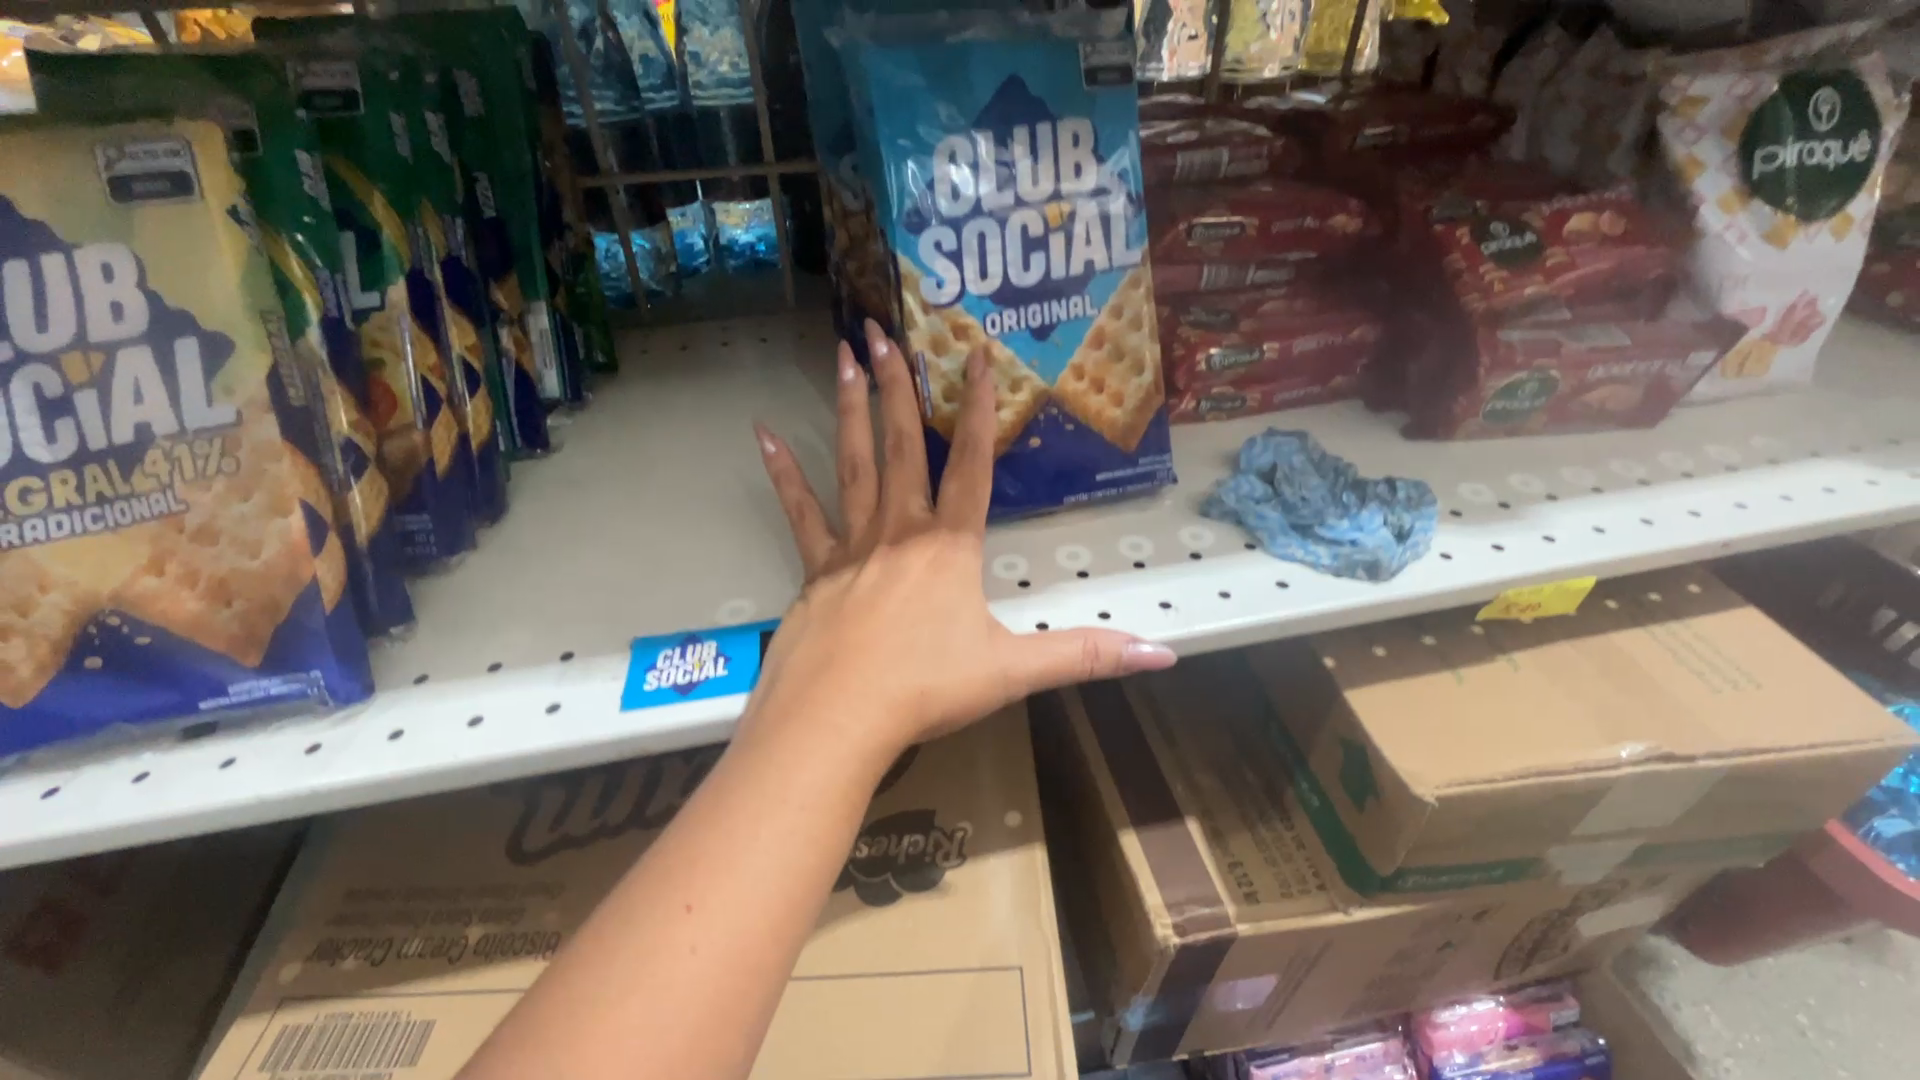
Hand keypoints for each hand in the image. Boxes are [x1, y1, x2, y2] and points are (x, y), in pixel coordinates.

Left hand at [746, 319, 1175, 762]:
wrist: (837, 718)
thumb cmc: (926, 690)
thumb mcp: (1013, 671)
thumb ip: (1085, 656)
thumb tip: (1163, 653)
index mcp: (949, 548)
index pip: (973, 465)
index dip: (979, 410)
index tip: (977, 354)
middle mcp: (900, 532)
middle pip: (903, 446)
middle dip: (898, 387)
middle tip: (881, 330)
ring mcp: (852, 547)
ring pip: (853, 464)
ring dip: (850, 409)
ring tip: (840, 354)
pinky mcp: (815, 570)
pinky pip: (800, 512)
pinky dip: (783, 473)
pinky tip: (763, 433)